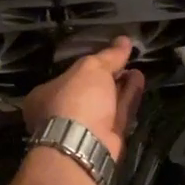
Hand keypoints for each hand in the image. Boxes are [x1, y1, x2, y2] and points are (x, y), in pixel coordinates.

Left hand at [22, 37, 144, 161]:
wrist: (84, 144)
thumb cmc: (76, 98)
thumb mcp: (90, 68)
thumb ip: (108, 55)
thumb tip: (124, 40)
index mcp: (45, 95)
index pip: (66, 76)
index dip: (86, 65)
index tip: (104, 55)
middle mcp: (61, 112)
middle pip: (88, 90)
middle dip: (107, 75)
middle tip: (124, 59)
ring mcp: (84, 128)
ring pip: (106, 102)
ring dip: (121, 85)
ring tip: (136, 68)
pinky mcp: (106, 138)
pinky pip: (118, 112)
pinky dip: (128, 97)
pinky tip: (139, 80)